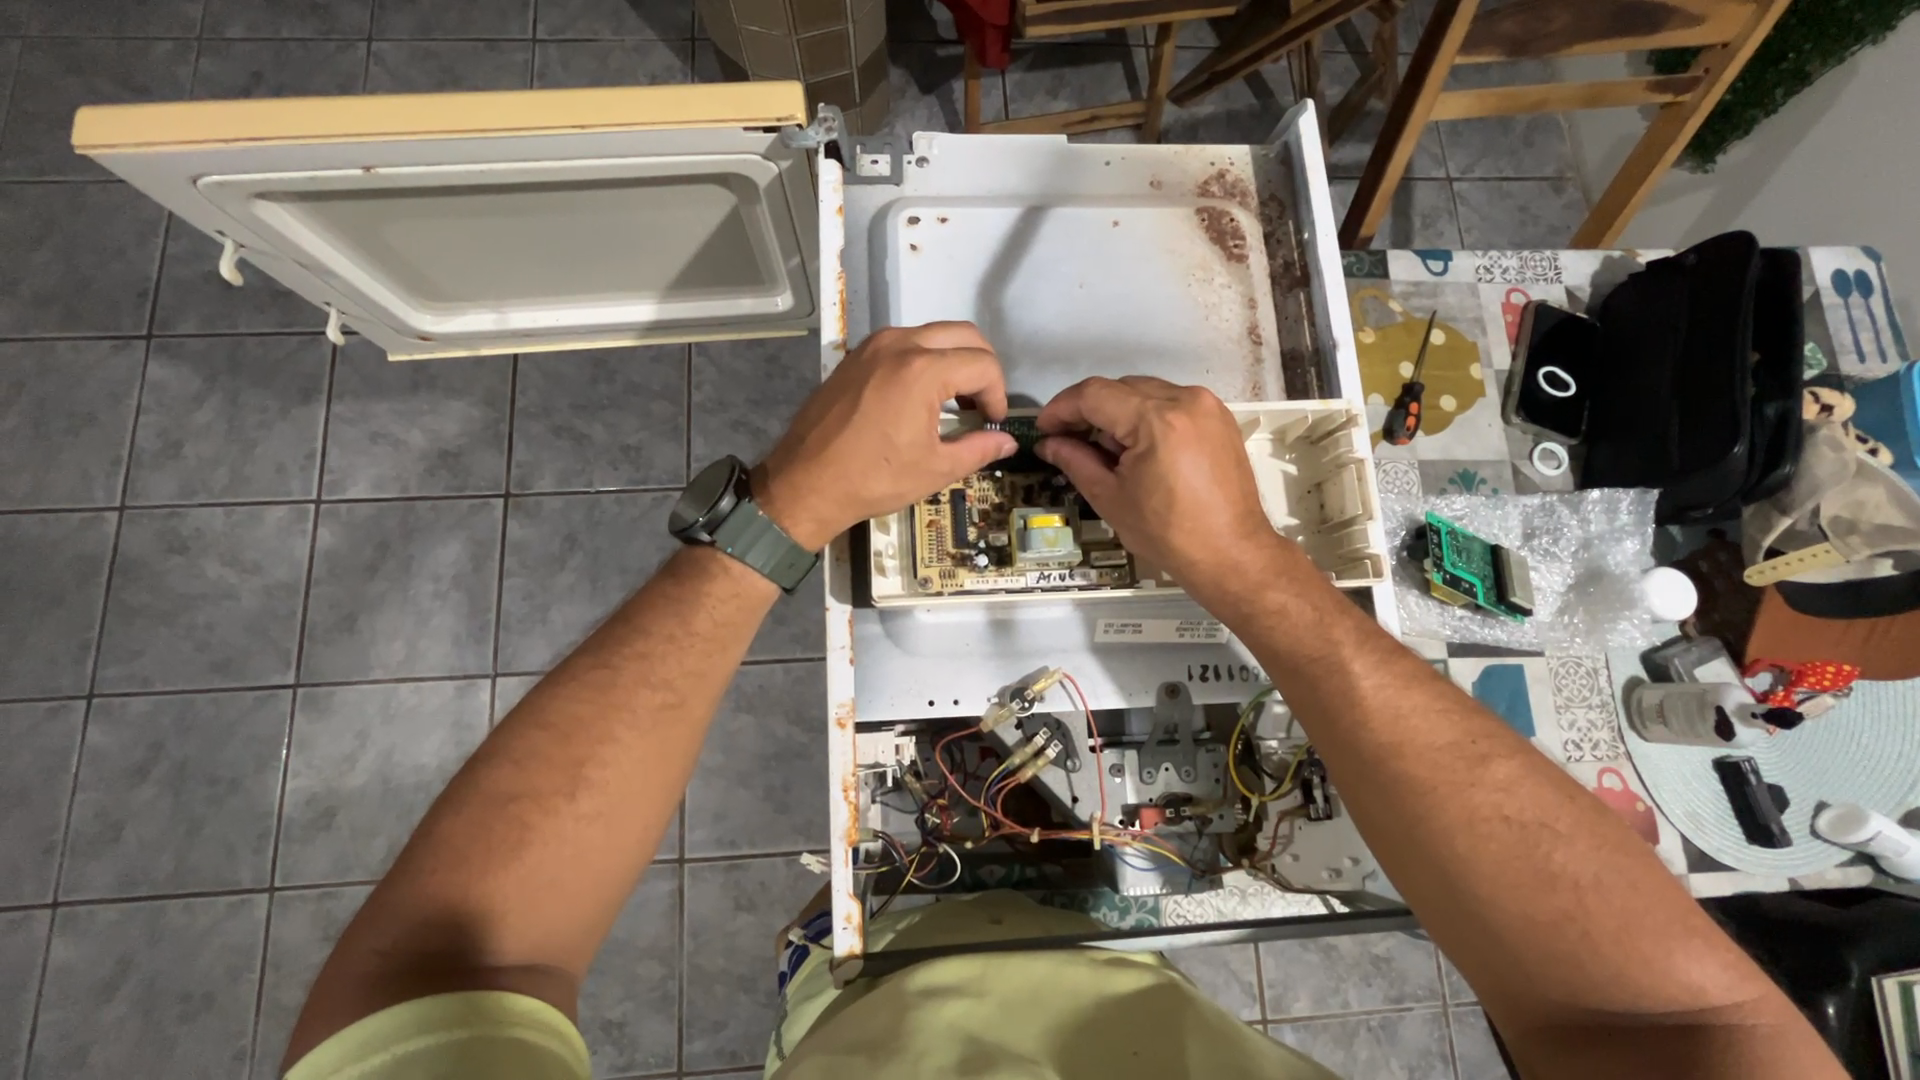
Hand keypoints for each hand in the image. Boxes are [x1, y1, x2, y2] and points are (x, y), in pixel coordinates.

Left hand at [756, 323, 1017, 549]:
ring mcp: (874, 345)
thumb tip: (1007, 441)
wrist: (805, 483)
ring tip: (955, 400)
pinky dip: (925, 359)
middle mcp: (899, 344)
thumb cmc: (873, 479)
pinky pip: (905, 342)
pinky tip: (922, 396)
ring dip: (954, 359)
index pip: (983, 365)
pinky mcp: (857, 355)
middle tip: (982, 404)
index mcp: (922, 370)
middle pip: (964, 334)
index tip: (993, 423)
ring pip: (933, 333)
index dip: (998, 394)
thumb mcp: (934, 469)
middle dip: (983, 366)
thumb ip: (978, 449)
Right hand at [1036, 377, 1305, 605]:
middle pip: (1119, 388)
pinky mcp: (1218, 417)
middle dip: (1088, 410)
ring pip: (1145, 392)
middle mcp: (1185, 399)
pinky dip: (1146, 416)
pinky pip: (1171, 402)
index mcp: (1156, 420)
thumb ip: (1076, 460)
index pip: (1094, 394)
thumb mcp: (1111, 498)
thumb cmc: (1167, 533)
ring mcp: (1207, 405)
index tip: (1043, 427)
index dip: (1062, 408)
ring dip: (1117, 412)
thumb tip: (1049, 443)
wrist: (1231, 553)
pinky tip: (1136, 447)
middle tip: (1066, 439)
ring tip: (1103, 448)